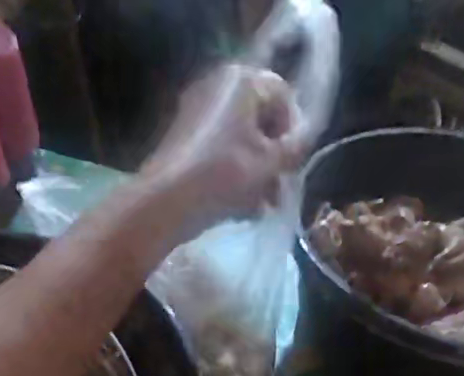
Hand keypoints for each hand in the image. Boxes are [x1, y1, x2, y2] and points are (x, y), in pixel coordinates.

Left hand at [139, 64, 310, 238]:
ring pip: (237, 143)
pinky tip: (238, 209)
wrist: (163, 203)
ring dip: (253, 174)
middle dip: (272, 159)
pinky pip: (215, 156)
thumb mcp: (268, 164)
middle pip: (258, 122)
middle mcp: (216, 88)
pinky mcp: (180, 144)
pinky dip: (229, 177)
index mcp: (241, 80)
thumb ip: (293, 149)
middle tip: (279, 191)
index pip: (283, 97)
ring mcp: (194, 115)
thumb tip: (299, 142)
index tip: (293, 165)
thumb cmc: (222, 176)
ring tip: (261, 208)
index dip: (293, 133)